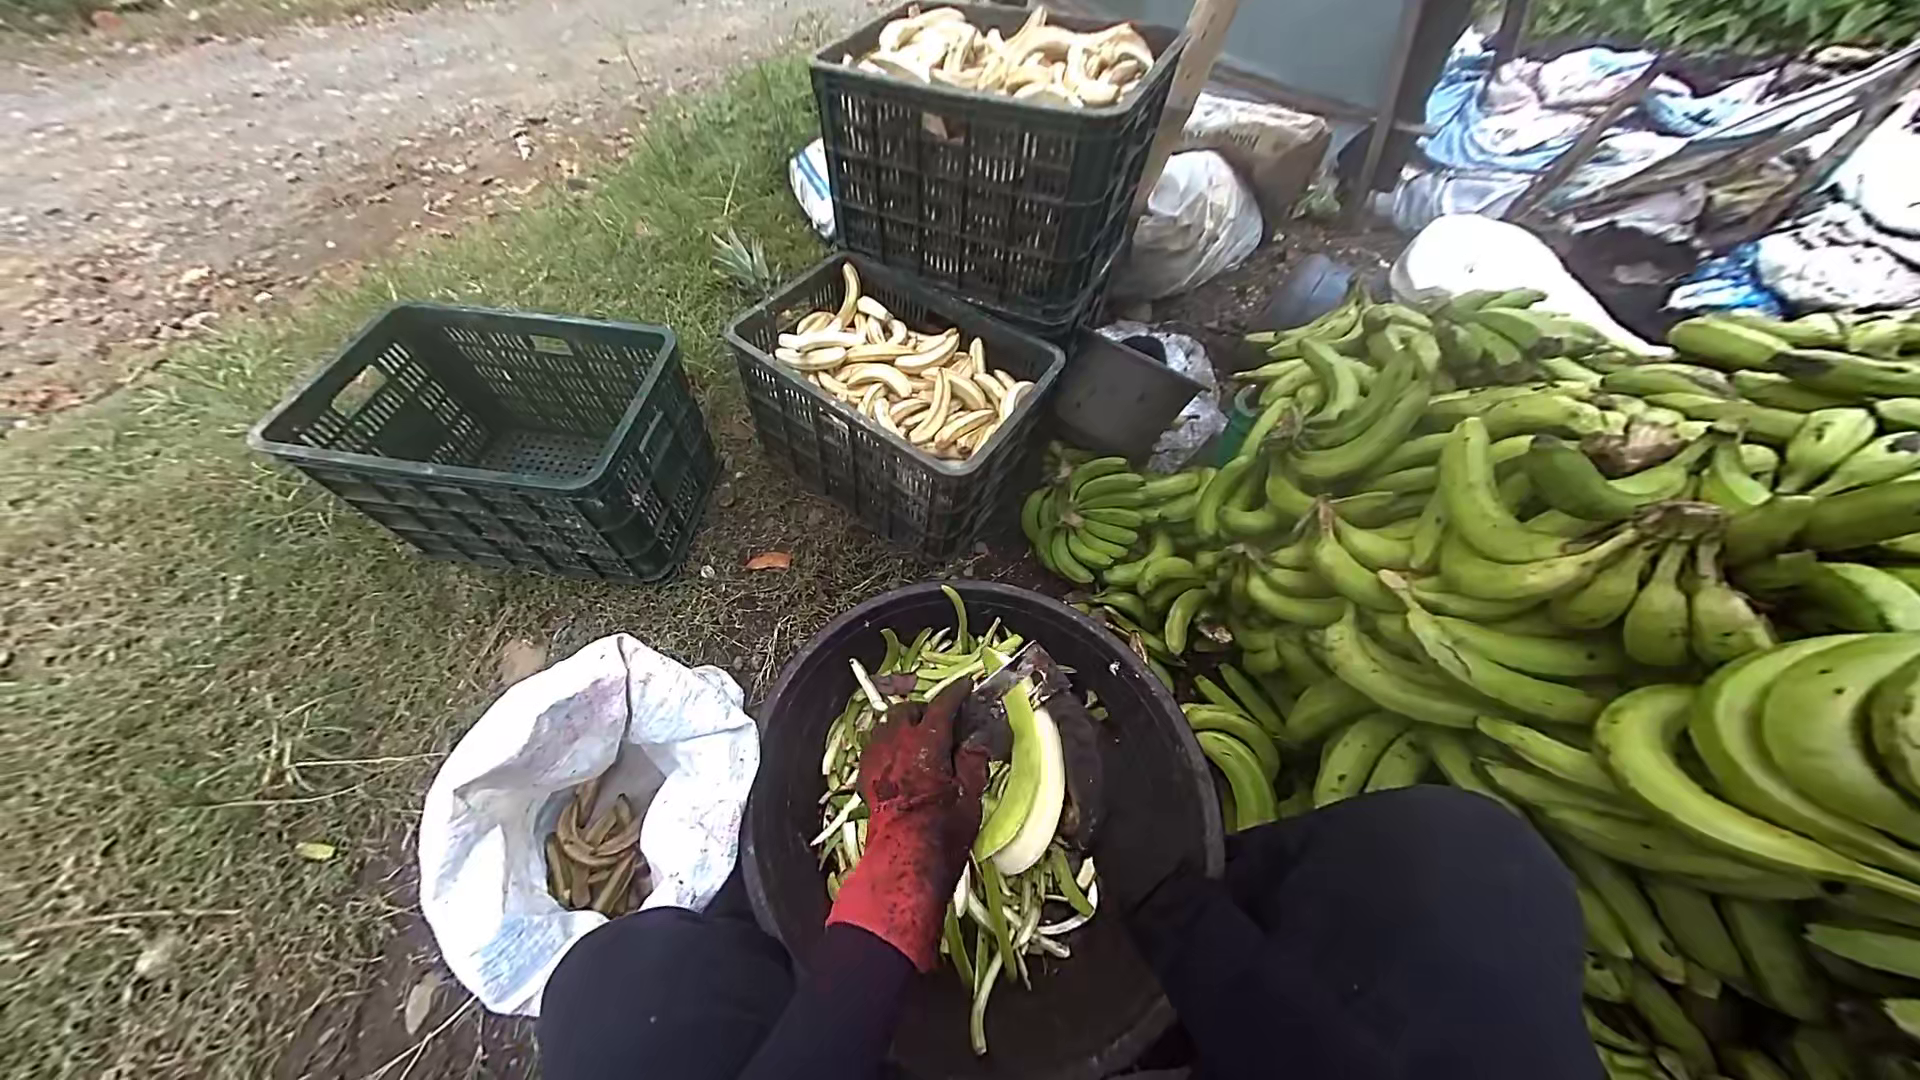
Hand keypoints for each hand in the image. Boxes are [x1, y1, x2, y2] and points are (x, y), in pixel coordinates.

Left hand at [826, 683, 987, 970]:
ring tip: (923, 739)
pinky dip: (892, 743)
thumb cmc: (940, 835)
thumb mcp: (970, 795)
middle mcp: (896, 743)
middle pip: (909, 709)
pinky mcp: (866, 775)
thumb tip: (975, 740)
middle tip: (945, 722)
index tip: (967, 687)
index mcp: (926, 743)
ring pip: (889, 724)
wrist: (903, 866)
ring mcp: (877, 758)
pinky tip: (904, 759)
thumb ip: (973, 759)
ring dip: (907, 725)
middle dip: (927, 710)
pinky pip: (878, 745)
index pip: (943, 704)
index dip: (957, 693)